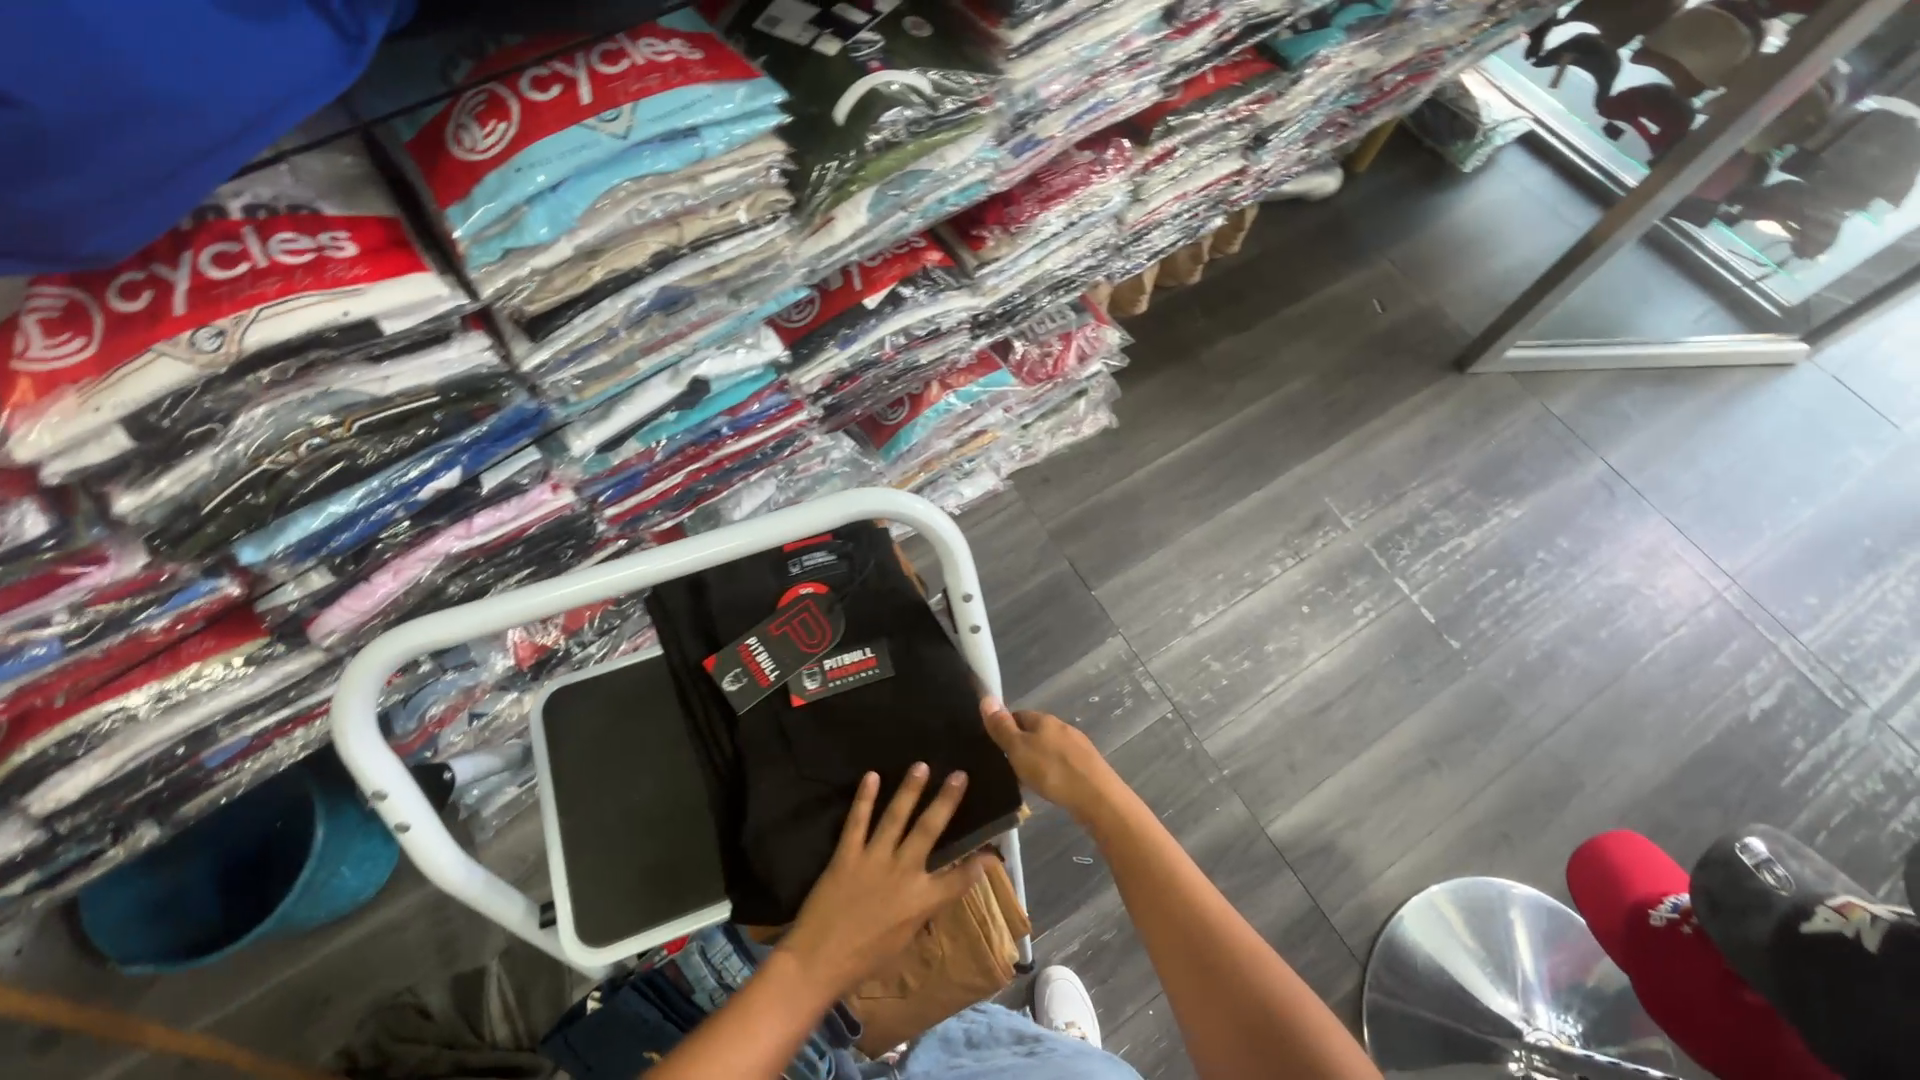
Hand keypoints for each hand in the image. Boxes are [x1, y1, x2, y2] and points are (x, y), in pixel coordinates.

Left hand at [777, 764, 990, 996]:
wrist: (819, 961)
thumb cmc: (864, 960)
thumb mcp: (903, 941)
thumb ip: (919, 913)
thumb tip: (930, 896)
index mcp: (922, 901)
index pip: (960, 878)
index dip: (980, 863)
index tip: (994, 848)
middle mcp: (903, 873)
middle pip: (930, 830)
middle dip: (947, 801)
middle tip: (960, 775)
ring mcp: (874, 860)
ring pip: (896, 817)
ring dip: (910, 790)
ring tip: (921, 766)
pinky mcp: (846, 855)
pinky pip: (857, 822)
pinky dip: (864, 798)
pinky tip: (871, 776)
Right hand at [981, 697, 1121, 823]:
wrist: (1096, 797)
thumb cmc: (1052, 770)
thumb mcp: (1018, 749)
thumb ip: (1002, 727)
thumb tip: (986, 698)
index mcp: (1045, 720)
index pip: (1019, 715)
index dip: (1005, 726)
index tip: (994, 744)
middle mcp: (1063, 727)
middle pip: (1036, 731)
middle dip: (1022, 744)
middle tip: (1007, 764)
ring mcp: (1078, 746)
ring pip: (1050, 747)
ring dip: (1039, 758)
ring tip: (1027, 778)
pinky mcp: (1088, 765)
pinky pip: (1063, 763)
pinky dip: (1053, 770)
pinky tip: (1050, 785)